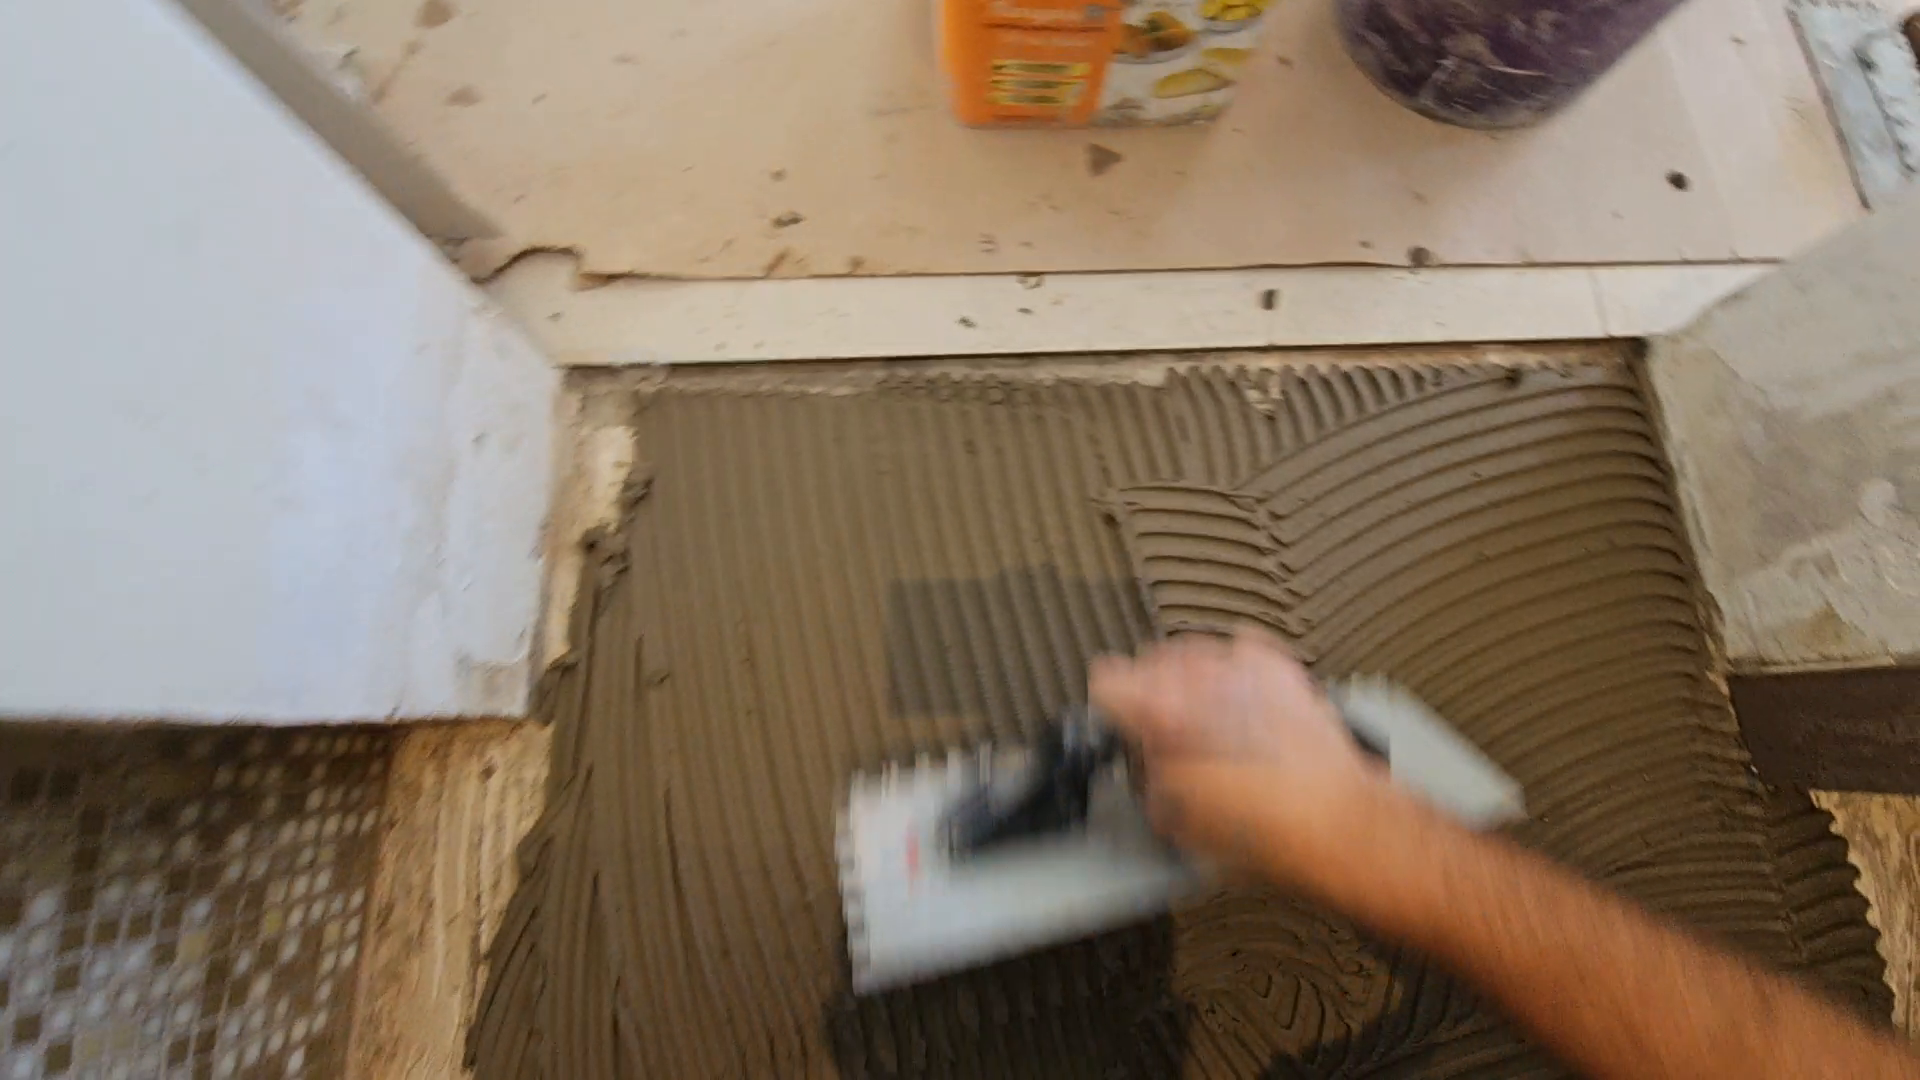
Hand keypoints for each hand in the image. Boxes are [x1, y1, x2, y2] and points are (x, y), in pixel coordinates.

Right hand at [1088, 628, 1387, 884]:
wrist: (1341, 824)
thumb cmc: (1266, 828)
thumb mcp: (1179, 818)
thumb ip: (1149, 776)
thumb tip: (1148, 769)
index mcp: (1162, 712)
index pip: (1106, 678)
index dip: (1110, 702)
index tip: (1119, 718)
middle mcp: (1197, 679)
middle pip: (1150, 659)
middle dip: (1153, 689)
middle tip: (1169, 728)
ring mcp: (1240, 666)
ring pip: (1193, 650)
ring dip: (1193, 678)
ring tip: (1210, 715)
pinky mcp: (1278, 667)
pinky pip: (1242, 648)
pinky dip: (1237, 668)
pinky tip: (1244, 698)